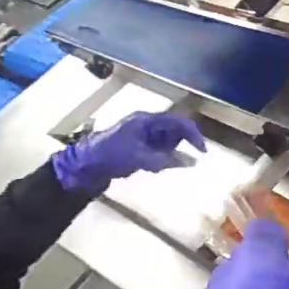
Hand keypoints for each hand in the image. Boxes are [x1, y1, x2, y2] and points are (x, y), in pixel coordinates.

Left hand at [51, 110, 206, 192]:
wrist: (85, 165)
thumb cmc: (110, 155)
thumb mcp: (140, 158)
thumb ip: (166, 160)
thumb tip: (192, 162)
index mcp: (146, 121)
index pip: (178, 122)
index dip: (194, 135)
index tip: (203, 151)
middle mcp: (147, 125)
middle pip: (175, 131)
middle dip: (182, 145)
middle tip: (183, 161)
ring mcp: (143, 136)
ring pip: (168, 142)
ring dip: (170, 154)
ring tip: (158, 166)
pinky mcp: (140, 147)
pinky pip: (159, 151)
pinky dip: (162, 160)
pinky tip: (151, 167)